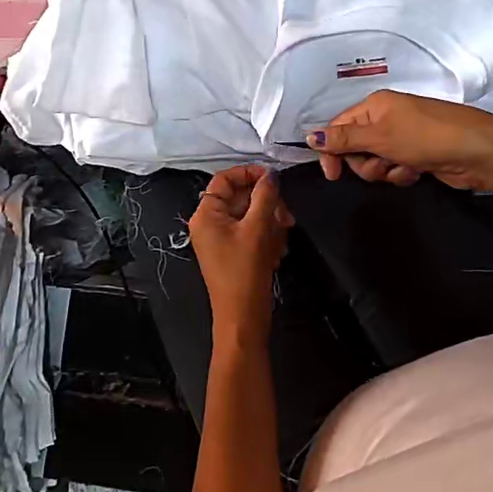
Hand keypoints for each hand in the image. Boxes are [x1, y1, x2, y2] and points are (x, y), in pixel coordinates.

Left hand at [188, 166, 294, 335]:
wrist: (242, 317)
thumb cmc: (244, 272)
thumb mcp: (256, 229)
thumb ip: (265, 197)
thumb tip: (271, 175)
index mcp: (206, 214)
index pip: (224, 179)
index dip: (249, 174)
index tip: (275, 179)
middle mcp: (209, 223)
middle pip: (241, 198)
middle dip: (267, 206)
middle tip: (287, 218)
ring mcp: (221, 239)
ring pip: (251, 216)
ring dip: (271, 224)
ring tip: (281, 242)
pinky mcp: (234, 252)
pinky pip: (252, 234)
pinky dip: (267, 239)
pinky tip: (276, 254)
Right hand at [306, 90, 492, 190]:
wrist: (478, 152)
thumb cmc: (427, 137)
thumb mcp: (380, 136)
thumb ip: (343, 139)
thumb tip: (310, 136)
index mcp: (374, 106)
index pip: (338, 128)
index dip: (331, 151)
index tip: (332, 174)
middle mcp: (385, 118)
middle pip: (354, 148)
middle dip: (364, 163)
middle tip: (381, 165)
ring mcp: (402, 137)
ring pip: (373, 162)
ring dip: (384, 171)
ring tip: (403, 168)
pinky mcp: (415, 155)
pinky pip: (393, 169)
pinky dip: (400, 174)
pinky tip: (416, 172)